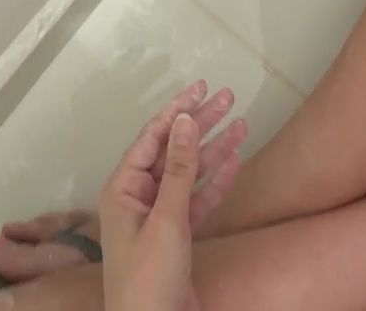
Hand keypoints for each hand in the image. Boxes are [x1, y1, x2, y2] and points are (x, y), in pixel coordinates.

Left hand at [98, 86, 243, 310]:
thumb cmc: (150, 277)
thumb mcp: (166, 219)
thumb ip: (178, 169)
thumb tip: (185, 120)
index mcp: (123, 188)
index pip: (153, 136)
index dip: (178, 110)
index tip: (202, 87)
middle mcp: (138, 197)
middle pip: (173, 149)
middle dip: (201, 123)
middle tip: (229, 97)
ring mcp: (158, 217)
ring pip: (190, 172)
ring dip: (215, 148)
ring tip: (242, 122)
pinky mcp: (178, 236)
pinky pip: (198, 199)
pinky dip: (217, 181)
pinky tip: (236, 160)